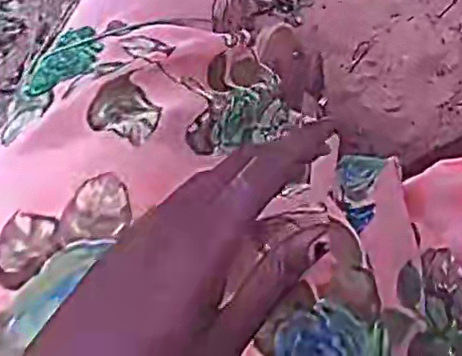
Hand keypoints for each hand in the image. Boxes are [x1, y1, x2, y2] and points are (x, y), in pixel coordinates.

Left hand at [27, 123, 333, 355]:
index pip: (264, 170)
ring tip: (278, 178)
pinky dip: (219, 190)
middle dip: (278, 149)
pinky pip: (187, 195)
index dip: (299, 143)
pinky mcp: (133, 234)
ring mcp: (152, 220)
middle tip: (312, 149)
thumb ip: (269, 282)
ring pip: (212, 176)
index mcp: (208, 235)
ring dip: (248, 169)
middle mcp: (180, 213)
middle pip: (238, 162)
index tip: (328, 127)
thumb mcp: (221, 340)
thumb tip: (318, 234)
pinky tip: (225, 217)